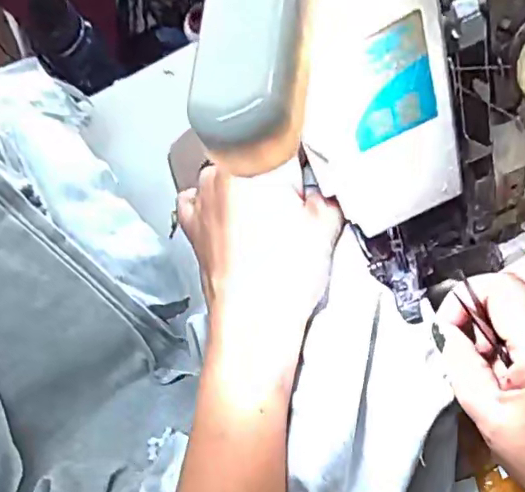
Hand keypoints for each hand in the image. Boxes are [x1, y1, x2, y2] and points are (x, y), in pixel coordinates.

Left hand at [178, 163, 343, 359]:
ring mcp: (202, 197)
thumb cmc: (281, 284)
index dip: (308, 148)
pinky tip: (239, 228)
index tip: (316, 167)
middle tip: (297, 206)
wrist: (252, 327)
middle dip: (278, 173)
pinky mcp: (194, 225)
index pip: (287, 130)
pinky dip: (221, 208)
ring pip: (231, 175)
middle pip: (257, 152)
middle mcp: (221, 169)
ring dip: (249, 191)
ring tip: (271, 227)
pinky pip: (203, 201)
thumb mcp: (326, 227)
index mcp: (257, 155)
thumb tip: (328, 186)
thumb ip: (330, 192)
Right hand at [436, 256, 524, 491]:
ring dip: (507, 308)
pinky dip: (524, 324)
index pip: (501, 285)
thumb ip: (461, 364)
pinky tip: (512, 365)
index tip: (450, 335)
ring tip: (490, 352)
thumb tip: (445, 332)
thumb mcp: (487, 413)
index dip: (466, 301)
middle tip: (471, 335)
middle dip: (489, 294)